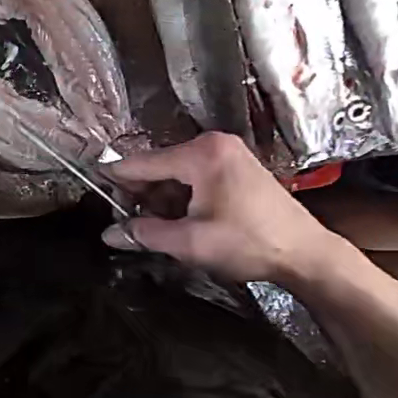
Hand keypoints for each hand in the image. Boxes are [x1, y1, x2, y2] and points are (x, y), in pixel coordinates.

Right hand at [102, 133, 346, 282]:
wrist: (305, 253)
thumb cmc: (248, 243)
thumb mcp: (190, 242)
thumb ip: (145, 234)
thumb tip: (109, 234)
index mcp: (201, 154)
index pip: (143, 162)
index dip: (115, 177)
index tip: (92, 186)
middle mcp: (213, 144)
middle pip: (159, 166)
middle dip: (142, 195)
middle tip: (129, 223)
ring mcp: (228, 154)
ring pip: (176, 174)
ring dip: (162, 200)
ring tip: (156, 229)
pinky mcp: (237, 168)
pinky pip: (195, 177)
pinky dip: (182, 197)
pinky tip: (179, 222)